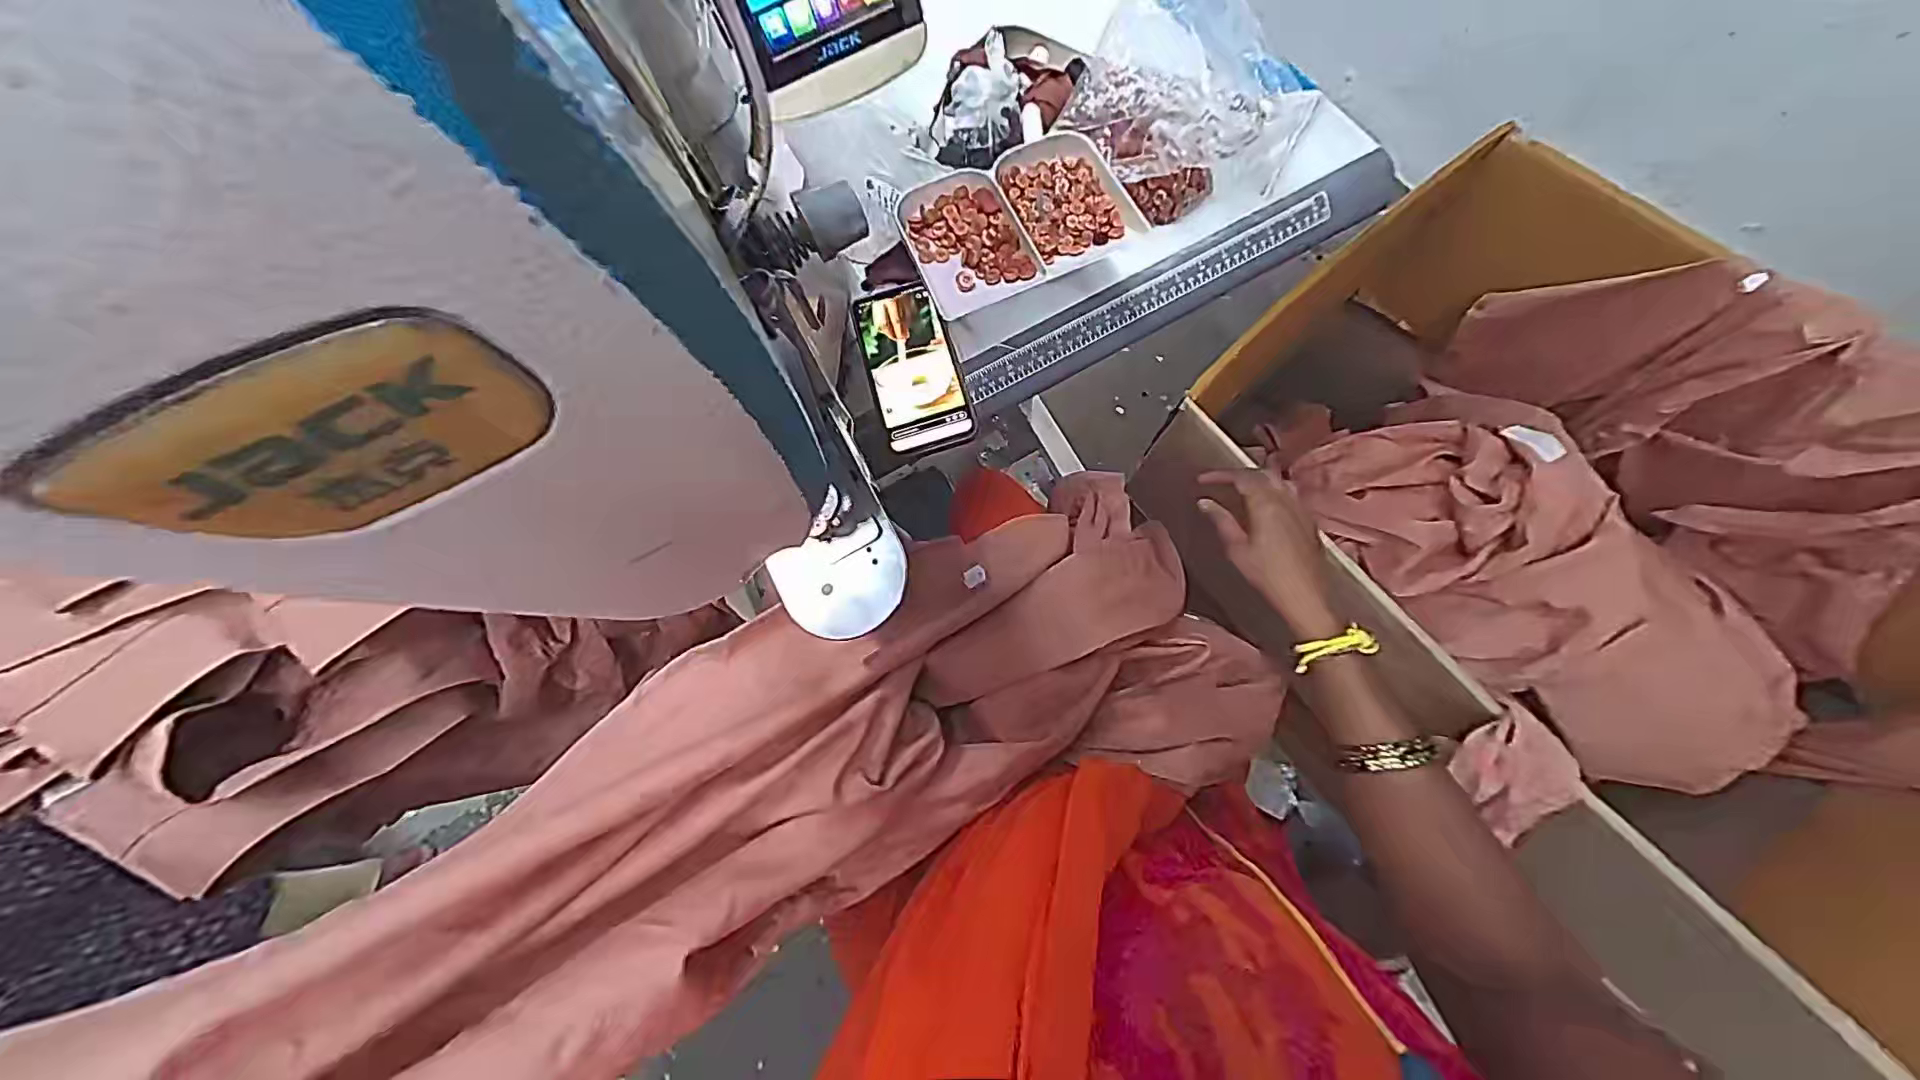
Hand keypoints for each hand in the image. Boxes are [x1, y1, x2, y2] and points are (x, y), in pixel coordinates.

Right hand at [1197, 469, 1339, 630]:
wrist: (1305, 595)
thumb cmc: (1267, 575)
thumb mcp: (1236, 548)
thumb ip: (1221, 520)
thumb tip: (1206, 503)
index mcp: (1266, 503)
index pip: (1241, 477)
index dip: (1220, 475)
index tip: (1202, 479)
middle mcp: (1286, 499)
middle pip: (1261, 473)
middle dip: (1238, 474)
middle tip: (1219, 482)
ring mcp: (1300, 508)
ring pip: (1278, 480)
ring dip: (1257, 478)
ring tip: (1241, 488)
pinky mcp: (1308, 519)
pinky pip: (1289, 492)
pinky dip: (1272, 489)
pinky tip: (1265, 503)